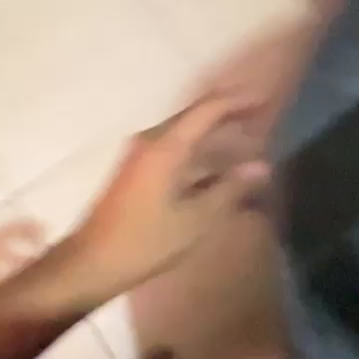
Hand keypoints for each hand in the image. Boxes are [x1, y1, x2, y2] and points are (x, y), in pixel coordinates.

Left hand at [60, 92, 271, 299]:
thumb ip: (229, 189)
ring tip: (249, 139)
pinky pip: (174, 147)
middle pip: (194, 115)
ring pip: (184, 132)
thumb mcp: (196, 219)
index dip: (237, 101)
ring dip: (215, 134)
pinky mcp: (137, 169)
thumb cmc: (146, 241)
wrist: (92, 259)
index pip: (206, 110)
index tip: (266, 100)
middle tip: (263, 116)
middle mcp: (151, 140)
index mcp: (165, 146)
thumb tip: (262, 166)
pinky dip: (199, 151)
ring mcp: (141, 154)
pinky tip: (219, 166)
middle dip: (228, 113)